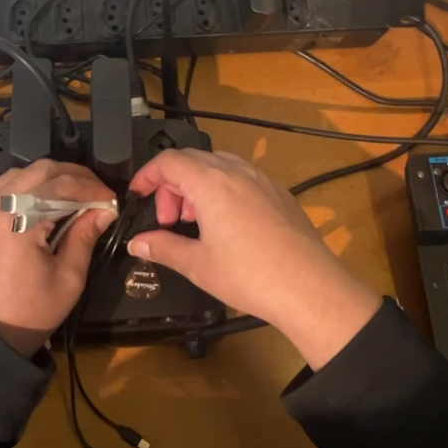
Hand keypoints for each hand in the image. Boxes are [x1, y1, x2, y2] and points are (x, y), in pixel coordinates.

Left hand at [0, 160, 116, 355]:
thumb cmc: (26, 314)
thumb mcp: (67, 280)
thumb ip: (85, 237)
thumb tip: (104, 209)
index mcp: (19, 219)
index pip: (63, 185)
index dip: (92, 187)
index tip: (111, 198)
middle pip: (40, 170)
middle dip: (72, 177)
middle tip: (92, 193)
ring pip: (15, 174)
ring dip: (43, 181)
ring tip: (63, 201)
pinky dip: (12, 188)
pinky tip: (25, 206)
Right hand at [127, 150, 378, 368]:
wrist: (310, 288)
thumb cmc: (249, 276)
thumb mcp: (197, 265)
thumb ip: (163, 247)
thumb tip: (137, 242)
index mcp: (211, 183)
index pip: (169, 161)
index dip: (147, 175)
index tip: (138, 195)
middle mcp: (237, 172)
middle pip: (192, 159)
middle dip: (172, 184)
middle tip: (169, 220)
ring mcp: (262, 180)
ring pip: (219, 165)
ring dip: (197, 185)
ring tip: (195, 222)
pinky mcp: (280, 194)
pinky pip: (242, 177)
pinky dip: (223, 189)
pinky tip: (226, 224)